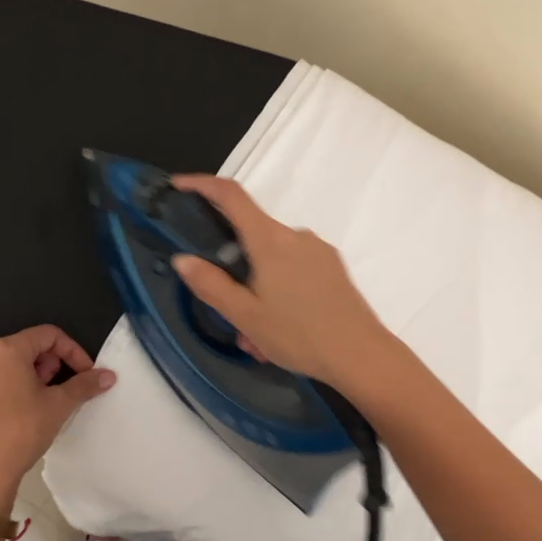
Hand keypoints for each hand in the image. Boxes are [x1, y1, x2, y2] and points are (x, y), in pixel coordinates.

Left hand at [0, 325, 115, 514]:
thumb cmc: (23, 429)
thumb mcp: (59, 404)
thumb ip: (85, 384)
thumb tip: (109, 375)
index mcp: (8, 349)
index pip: (49, 335)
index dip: (73, 351)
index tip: (86, 374)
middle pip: (30, 345)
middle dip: (54, 363)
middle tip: (64, 389)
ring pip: (14, 362)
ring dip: (37, 374)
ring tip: (47, 400)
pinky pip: (0, 376)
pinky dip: (18, 384)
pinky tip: (27, 409)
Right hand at [169, 175, 395, 387]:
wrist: (361, 355)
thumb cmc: (299, 335)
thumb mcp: (245, 316)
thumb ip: (211, 285)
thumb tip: (184, 259)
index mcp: (270, 240)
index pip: (231, 196)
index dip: (202, 185)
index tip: (179, 186)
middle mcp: (295, 236)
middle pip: (251, 236)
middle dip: (232, 271)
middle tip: (226, 313)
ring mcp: (318, 251)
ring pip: (272, 261)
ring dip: (256, 291)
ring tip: (257, 339)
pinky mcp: (332, 268)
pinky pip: (293, 271)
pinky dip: (278, 294)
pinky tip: (280, 332)